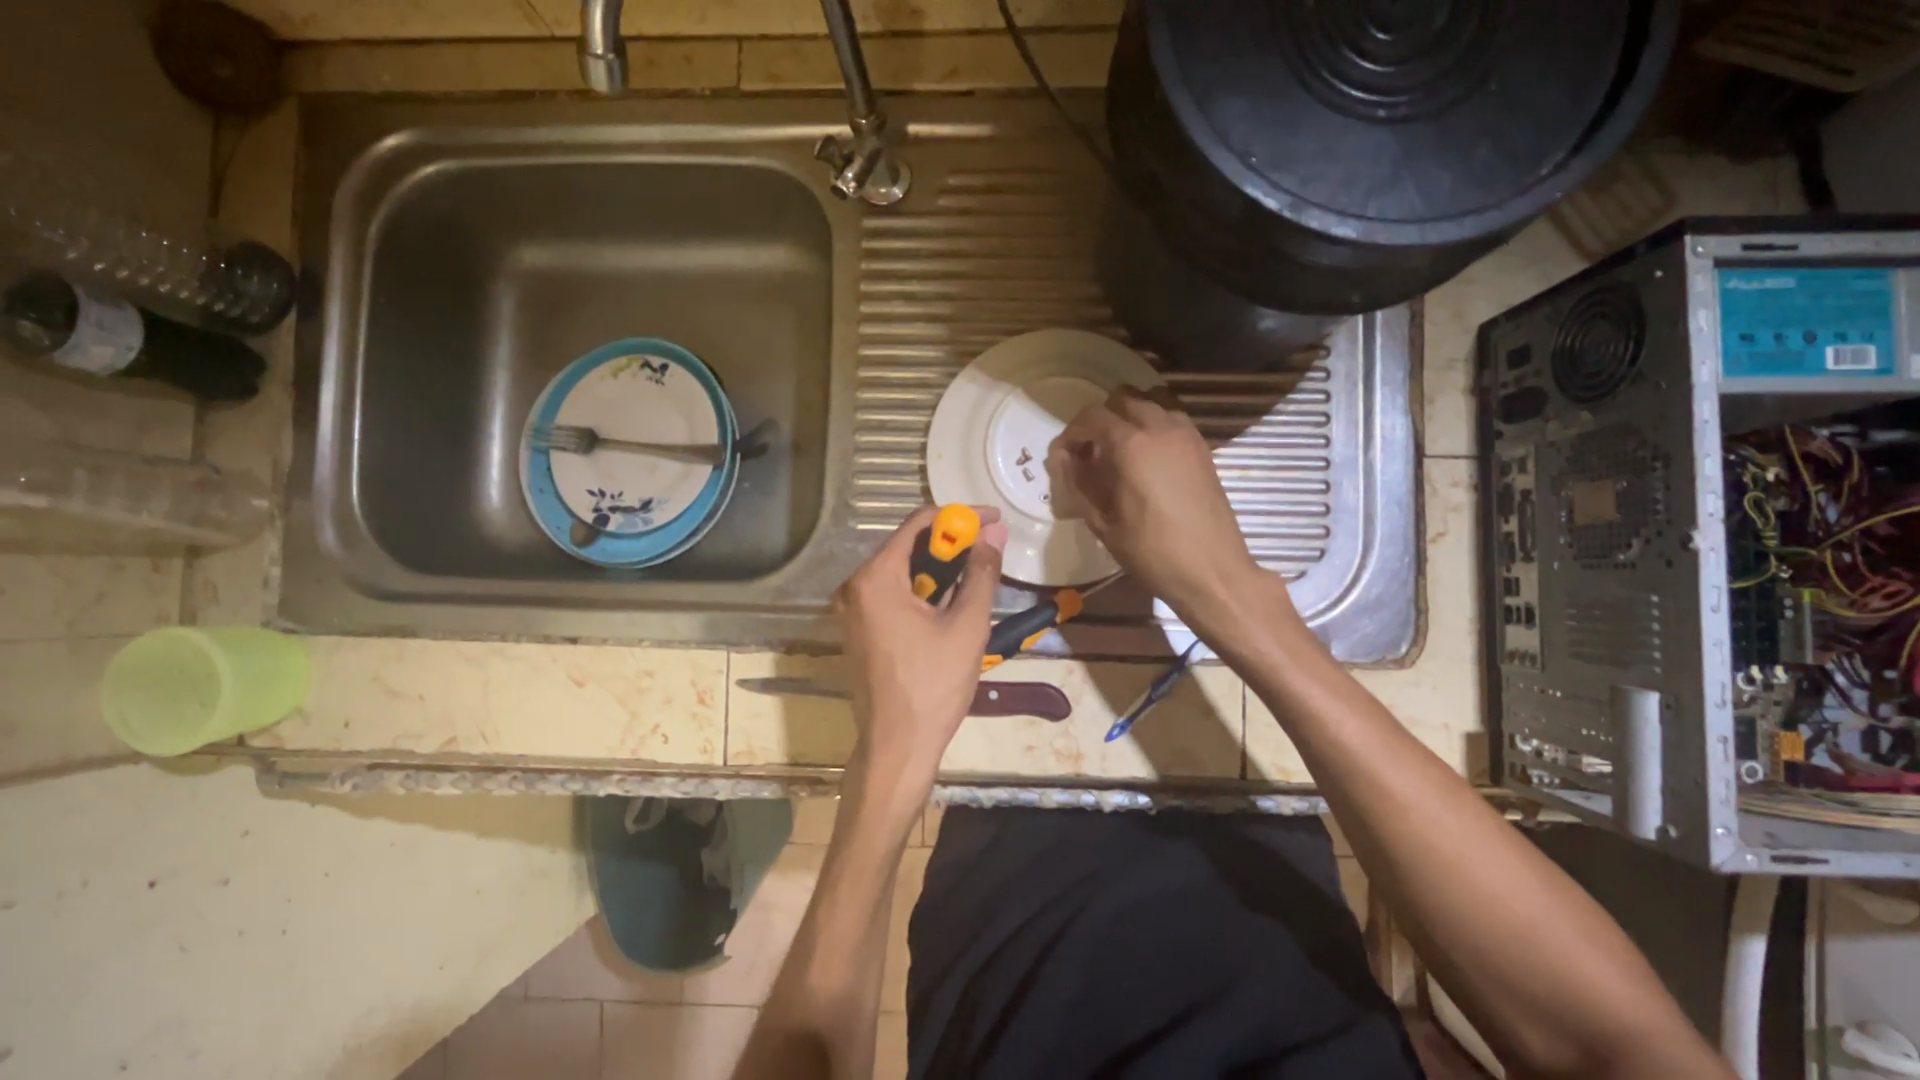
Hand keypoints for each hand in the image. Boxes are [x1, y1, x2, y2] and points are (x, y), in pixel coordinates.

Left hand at [834, 505, 1006, 776]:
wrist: (897, 747)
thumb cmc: (934, 686)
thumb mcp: (967, 626)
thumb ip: (981, 573)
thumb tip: (995, 533)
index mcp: (875, 579)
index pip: (918, 523)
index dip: (960, 516)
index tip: (994, 521)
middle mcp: (853, 587)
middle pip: (906, 545)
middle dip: (950, 543)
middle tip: (989, 550)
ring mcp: (851, 610)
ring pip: (899, 571)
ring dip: (937, 569)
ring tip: (976, 576)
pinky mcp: (857, 630)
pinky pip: (890, 594)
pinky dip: (920, 591)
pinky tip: (949, 603)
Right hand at [1048, 387, 1280, 625]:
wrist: (1212, 571)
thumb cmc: (1152, 553)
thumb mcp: (1104, 524)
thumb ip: (1079, 485)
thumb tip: (1063, 460)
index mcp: (1131, 446)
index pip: (1092, 416)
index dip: (1072, 433)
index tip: (1063, 457)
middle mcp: (1160, 428)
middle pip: (1122, 399)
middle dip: (1100, 420)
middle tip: (1090, 453)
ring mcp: (1186, 436)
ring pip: (1151, 403)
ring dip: (1129, 418)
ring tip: (1119, 453)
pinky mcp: (1203, 448)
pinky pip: (1172, 420)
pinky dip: (1153, 426)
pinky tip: (1146, 460)